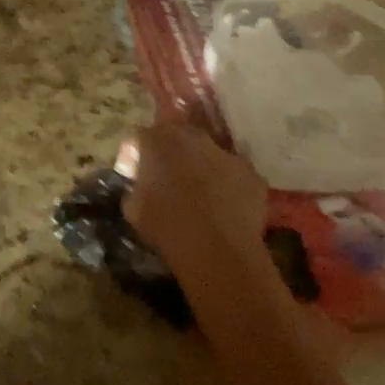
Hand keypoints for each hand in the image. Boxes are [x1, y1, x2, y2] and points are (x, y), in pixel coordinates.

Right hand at [123, 120, 269, 259]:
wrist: (217, 252)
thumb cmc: (166, 228)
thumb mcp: (134, 207)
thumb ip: (137, 184)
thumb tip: (142, 182)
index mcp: (158, 140)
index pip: (143, 134)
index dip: (141, 151)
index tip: (140, 169)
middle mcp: (192, 137)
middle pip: (179, 133)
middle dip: (174, 150)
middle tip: (172, 174)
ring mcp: (225, 153)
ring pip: (210, 151)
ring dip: (203, 164)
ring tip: (202, 192)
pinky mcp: (250, 172)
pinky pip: (235, 172)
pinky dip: (229, 183)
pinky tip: (227, 205)